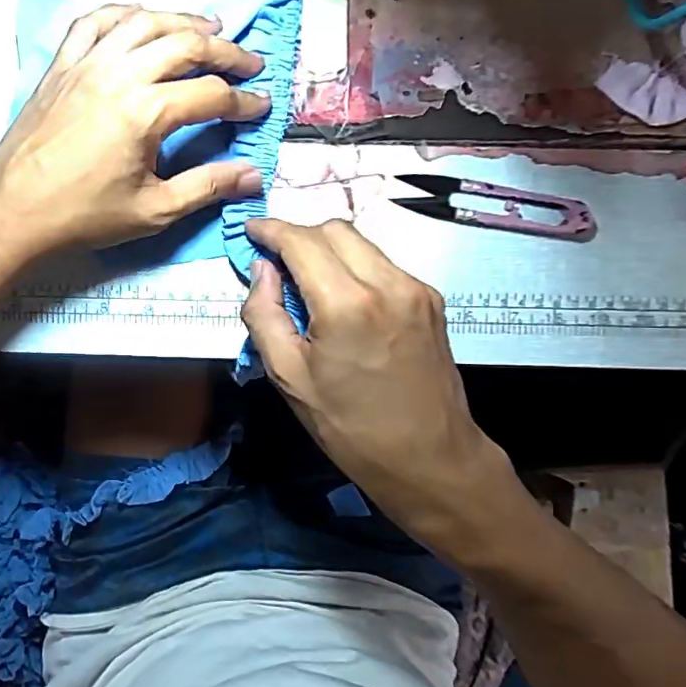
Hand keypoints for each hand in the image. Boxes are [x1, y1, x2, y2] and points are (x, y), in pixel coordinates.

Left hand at [0, 5, 269, 278]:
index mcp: (146, 112)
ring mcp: (87, 63)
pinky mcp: (62, 65)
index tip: (263, 106)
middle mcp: (119, 74)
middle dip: (226, 52)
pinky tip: (142, 17)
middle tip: (251, 62)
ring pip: (144, 22)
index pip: (210, 95)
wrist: (10, 211)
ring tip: (211, 28)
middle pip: (185, 44)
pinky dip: (125, 13)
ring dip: (183, 21)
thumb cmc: (83, 215)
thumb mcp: (154, 210)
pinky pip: (95, 21)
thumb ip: (207, 187)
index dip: (244, 101)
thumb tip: (253, 175)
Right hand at [239, 219, 529, 559]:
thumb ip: (265, 315)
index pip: (302, 241)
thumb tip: (262, 270)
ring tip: (310, 282)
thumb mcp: (290, 378)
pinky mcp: (432, 299)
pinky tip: (347, 299)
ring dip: (330, 249)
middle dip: (300, 236)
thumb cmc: (351, 427)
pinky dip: (357, 268)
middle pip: (335, 229)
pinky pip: (384, 265)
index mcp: (347, 304)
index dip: (271, 230)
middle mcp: (387, 283)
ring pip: (363, 243)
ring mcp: (416, 288)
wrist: (429, 457)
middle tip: (278, 261)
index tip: (253, 231)